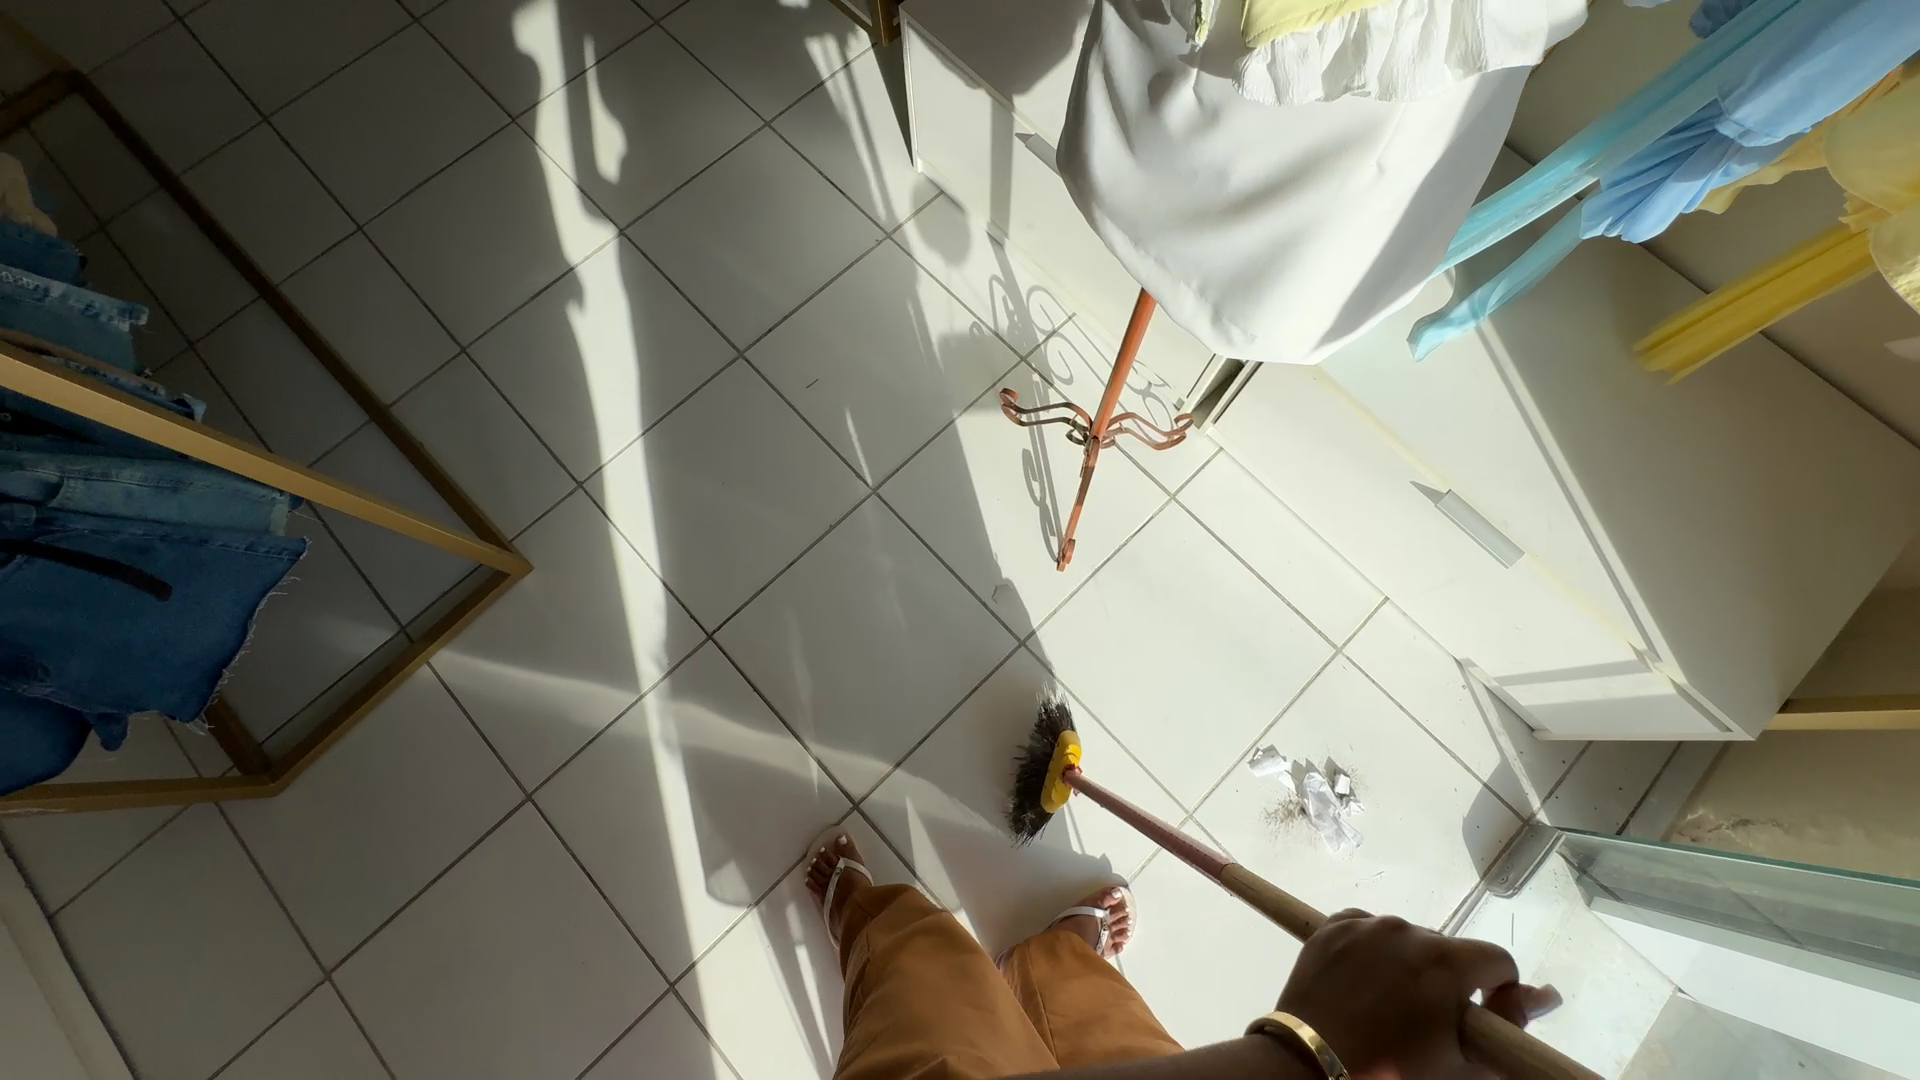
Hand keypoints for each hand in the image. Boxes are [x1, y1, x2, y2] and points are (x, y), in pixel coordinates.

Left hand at [1276, 910, 1559, 1078]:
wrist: (1313, 1058)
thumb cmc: (1395, 1067)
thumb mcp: (1465, 1063)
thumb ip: (1510, 1028)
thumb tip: (1547, 995)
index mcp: (1444, 960)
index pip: (1497, 959)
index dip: (1501, 991)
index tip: (1484, 1018)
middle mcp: (1403, 929)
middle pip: (1448, 949)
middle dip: (1451, 981)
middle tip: (1432, 1020)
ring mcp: (1362, 923)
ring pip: (1405, 939)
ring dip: (1410, 965)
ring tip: (1393, 1004)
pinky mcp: (1330, 925)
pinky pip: (1366, 930)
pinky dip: (1372, 950)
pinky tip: (1366, 982)